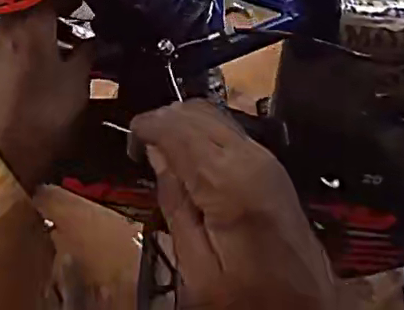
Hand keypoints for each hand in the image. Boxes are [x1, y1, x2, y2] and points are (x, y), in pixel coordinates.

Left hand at [0, 2, 92, 190]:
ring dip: (36, 29)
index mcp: (30, 23)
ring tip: (57, 45)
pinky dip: (21, 44)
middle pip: (30, 6)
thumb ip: (87, 53)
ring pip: (16, 24)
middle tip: (72, 22)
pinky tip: (35, 62)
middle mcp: (5, 25)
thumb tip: (97, 40)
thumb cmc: (43, 115)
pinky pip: (6, 43)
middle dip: (52, 12)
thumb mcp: (76, 84)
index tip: (82, 3)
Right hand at [131, 101, 336, 309]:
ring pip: (211, 114)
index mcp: (228, 181)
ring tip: (163, 151)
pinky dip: (202, 131)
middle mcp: (249, 157)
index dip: (145, 126)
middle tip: (143, 147)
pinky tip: (190, 157)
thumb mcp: (199, 272)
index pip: (175, 128)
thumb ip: (174, 205)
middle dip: (162, 120)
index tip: (130, 141)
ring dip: (182, 123)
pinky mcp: (273, 167)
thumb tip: (156, 154)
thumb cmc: (251, 304)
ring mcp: (266, 159)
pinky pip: (227, 129)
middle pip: (193, 112)